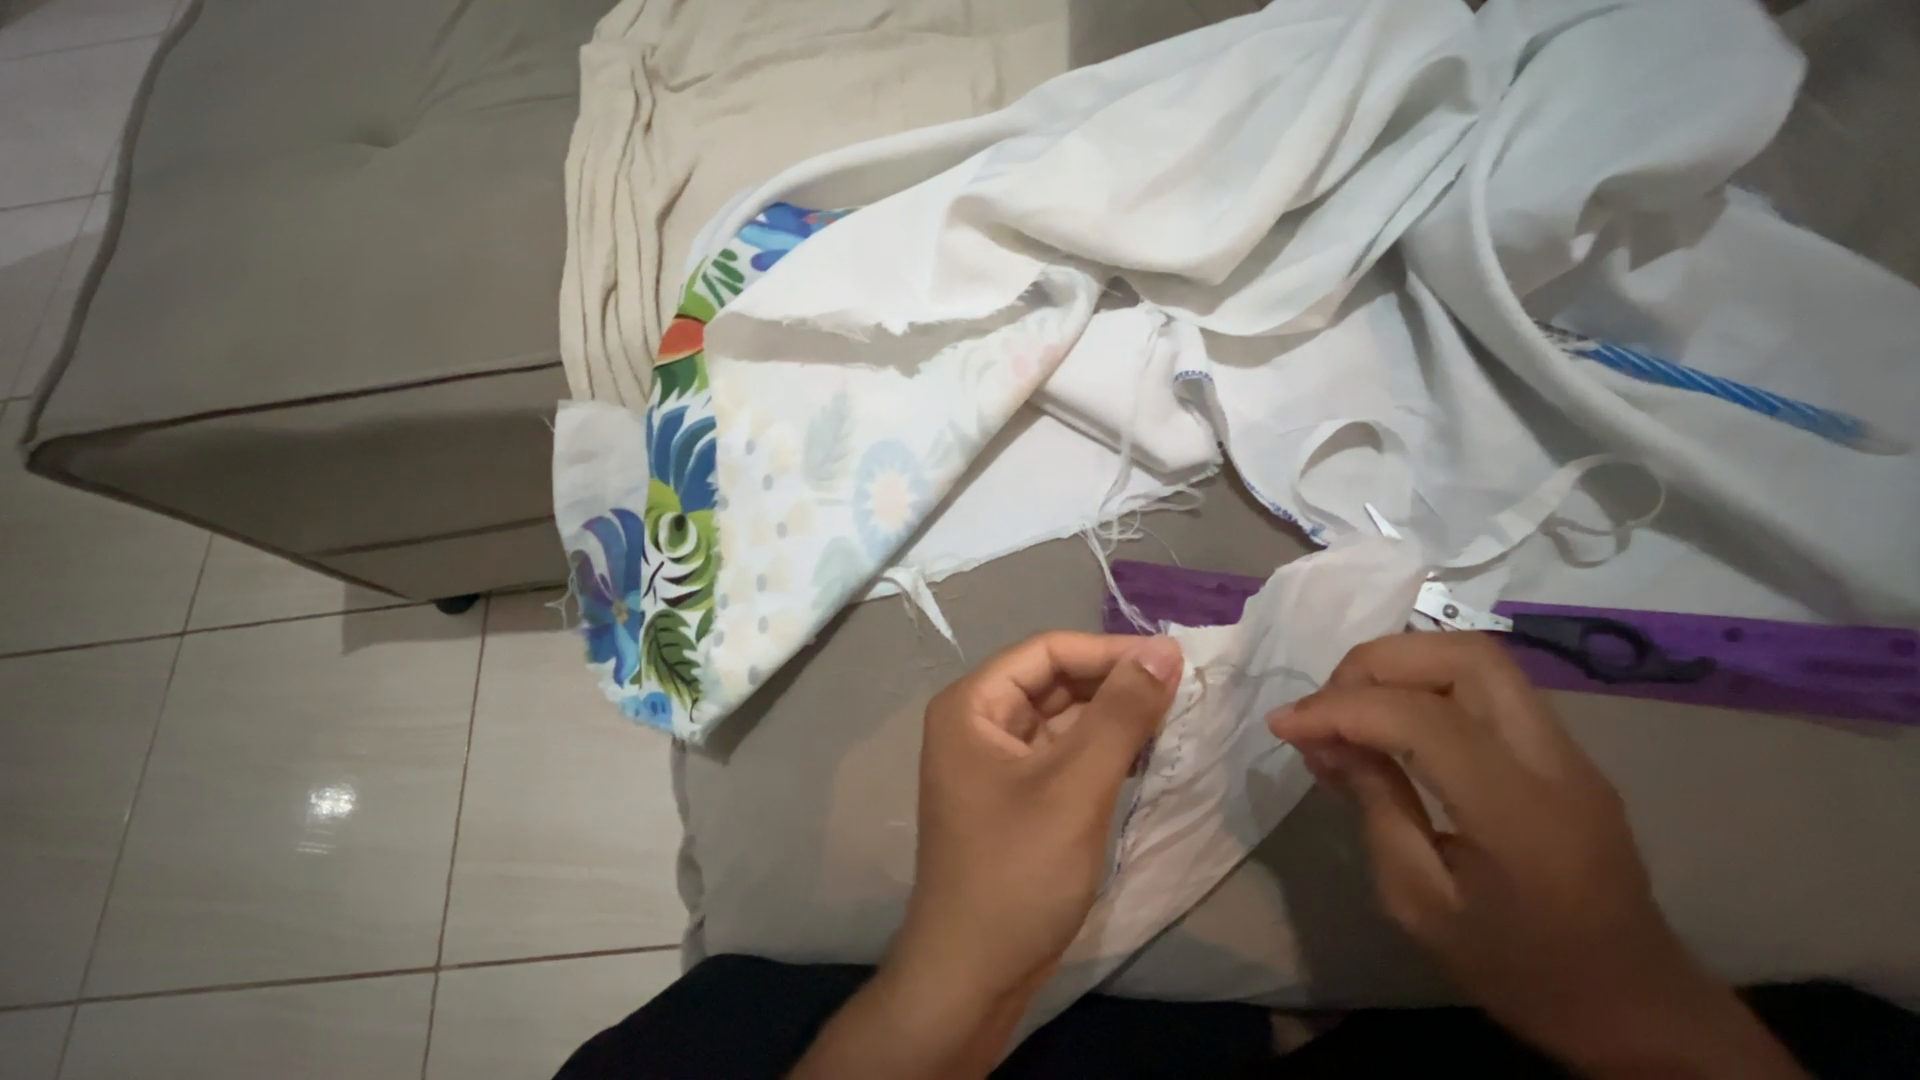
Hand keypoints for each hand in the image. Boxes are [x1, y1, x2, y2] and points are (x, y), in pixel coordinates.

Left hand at [791, 632, 1181, 1079]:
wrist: (972, 975)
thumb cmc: (1018, 871)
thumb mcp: (1076, 785)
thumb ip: (1121, 713)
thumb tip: (1165, 651)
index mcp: (972, 705)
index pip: (1048, 652)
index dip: (1110, 651)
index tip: (1174, 662)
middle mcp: (976, 723)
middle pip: (1054, 682)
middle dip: (1114, 682)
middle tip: (1182, 690)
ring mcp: (994, 763)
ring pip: (1061, 719)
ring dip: (1112, 716)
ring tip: (1172, 718)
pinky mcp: (1015, 798)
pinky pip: (1061, 755)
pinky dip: (1101, 751)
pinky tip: (1143, 755)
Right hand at [1269, 632, 1802, 1078]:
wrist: (1632, 1002)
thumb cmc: (1516, 966)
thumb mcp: (1420, 904)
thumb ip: (1375, 808)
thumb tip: (1326, 742)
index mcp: (1520, 813)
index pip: (1422, 720)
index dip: (1340, 709)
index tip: (1283, 726)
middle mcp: (1554, 762)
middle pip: (1463, 657)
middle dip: (1376, 663)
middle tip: (1326, 705)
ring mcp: (1569, 749)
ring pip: (1477, 658)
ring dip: (1401, 665)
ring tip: (1351, 708)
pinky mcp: (1564, 750)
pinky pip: (1487, 686)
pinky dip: (1425, 684)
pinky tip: (1391, 723)